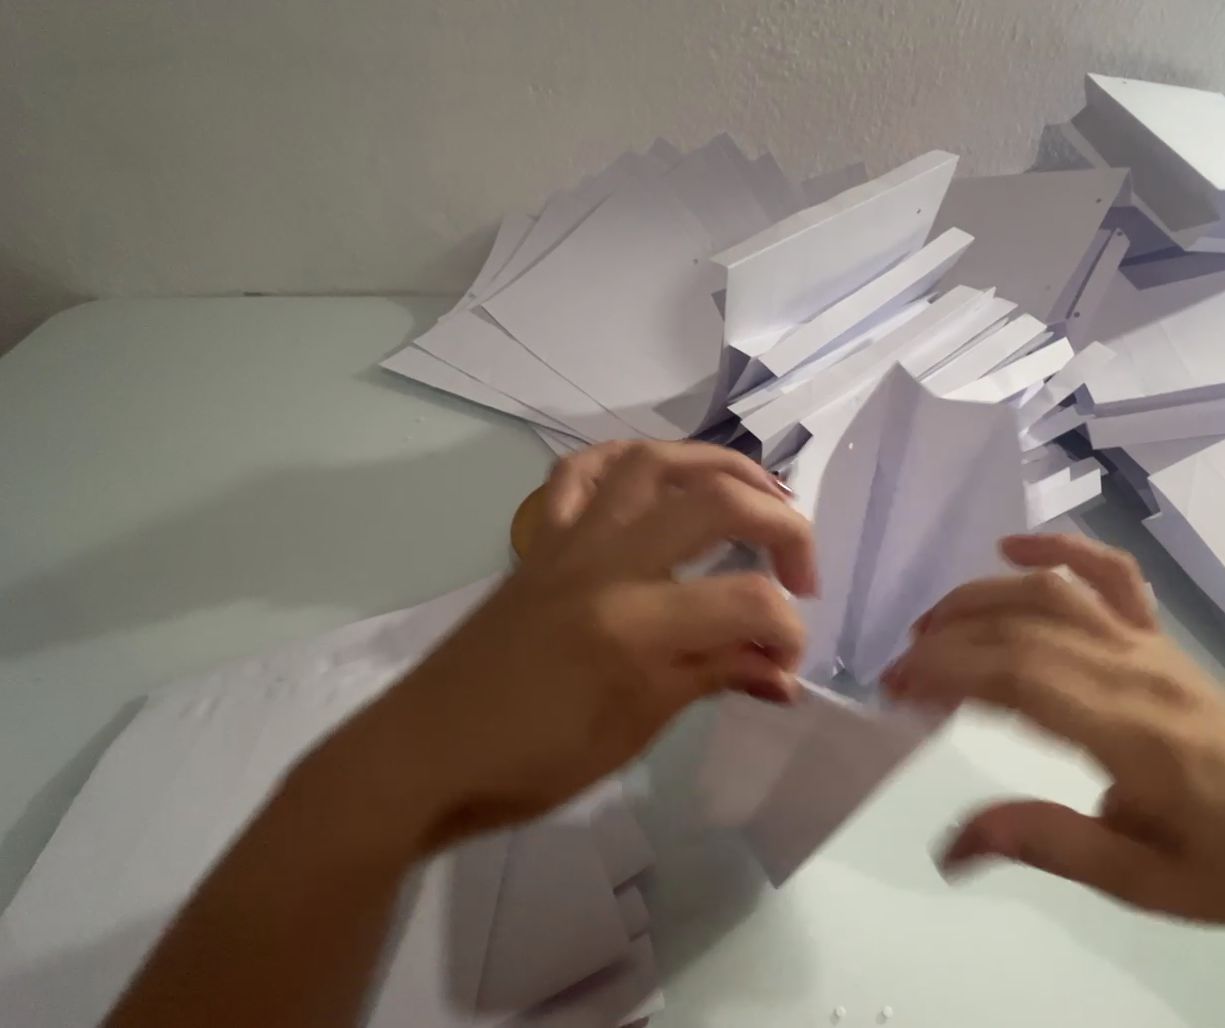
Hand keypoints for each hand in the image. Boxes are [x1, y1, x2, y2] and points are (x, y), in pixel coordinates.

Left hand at [319, 441, 817, 853]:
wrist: (423, 755)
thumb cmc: (531, 762)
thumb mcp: (636, 730)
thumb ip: (714, 677)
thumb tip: (781, 671)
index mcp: (632, 624)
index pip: (746, 602)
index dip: (787, 631)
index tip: (788, 663)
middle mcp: (606, 561)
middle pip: (718, 502)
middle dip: (783, 526)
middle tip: (801, 572)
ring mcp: (569, 539)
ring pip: (655, 462)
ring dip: (721, 467)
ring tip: (758, 494)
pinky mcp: (542, 538)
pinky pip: (585, 471)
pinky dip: (632, 460)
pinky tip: (662, 479)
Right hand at [883, 533, 1224, 930]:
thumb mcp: (1136, 881)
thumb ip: (1044, 844)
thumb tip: (948, 845)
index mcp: (1133, 735)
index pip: (1018, 677)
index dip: (947, 672)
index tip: (896, 689)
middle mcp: (1139, 672)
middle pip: (1023, 628)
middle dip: (947, 640)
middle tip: (896, 670)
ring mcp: (1152, 646)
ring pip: (1054, 593)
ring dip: (982, 597)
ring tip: (931, 625)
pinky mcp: (1162, 640)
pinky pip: (1110, 576)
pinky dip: (1059, 551)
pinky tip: (1013, 549)